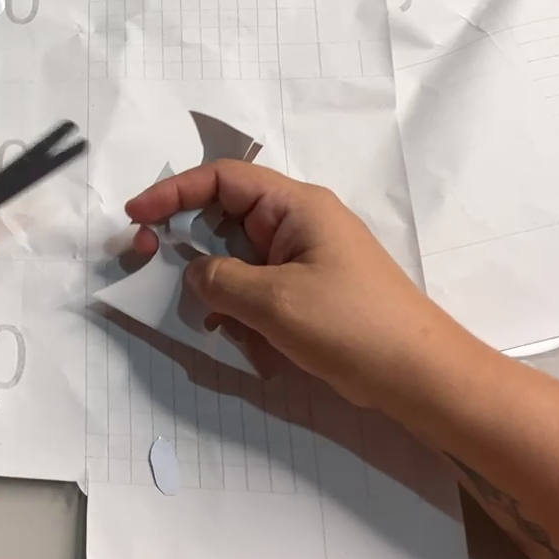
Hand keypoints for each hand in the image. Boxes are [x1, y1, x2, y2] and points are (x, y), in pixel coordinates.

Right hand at [126, 160, 484, 408]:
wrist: (422, 379)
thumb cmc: (352, 326)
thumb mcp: (273, 301)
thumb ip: (218, 279)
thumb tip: (195, 274)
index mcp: (294, 206)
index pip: (221, 179)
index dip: (171, 191)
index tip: (135, 216)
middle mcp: (295, 222)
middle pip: (223, 212)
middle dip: (181, 234)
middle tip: (145, 258)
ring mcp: (300, 256)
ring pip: (233, 251)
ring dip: (205, 274)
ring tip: (188, 304)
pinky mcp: (303, 288)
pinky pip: (251, 281)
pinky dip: (229, 298)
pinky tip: (222, 327)